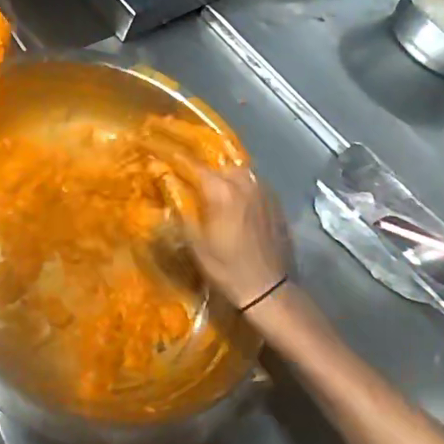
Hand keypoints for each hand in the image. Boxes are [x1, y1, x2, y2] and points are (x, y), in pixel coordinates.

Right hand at [178, 163, 290, 311]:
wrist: (269, 289)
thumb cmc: (227, 268)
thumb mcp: (195, 244)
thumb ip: (182, 213)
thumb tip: (169, 192)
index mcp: (221, 191)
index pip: (195, 166)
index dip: (179, 160)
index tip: (167, 155)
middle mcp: (244, 184)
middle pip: (219, 166)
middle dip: (205, 170)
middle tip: (192, 179)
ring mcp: (263, 192)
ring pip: (239, 174)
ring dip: (225, 178)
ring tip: (214, 190)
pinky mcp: (276, 203)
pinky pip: (254, 186)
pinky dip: (241, 188)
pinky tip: (236, 203)